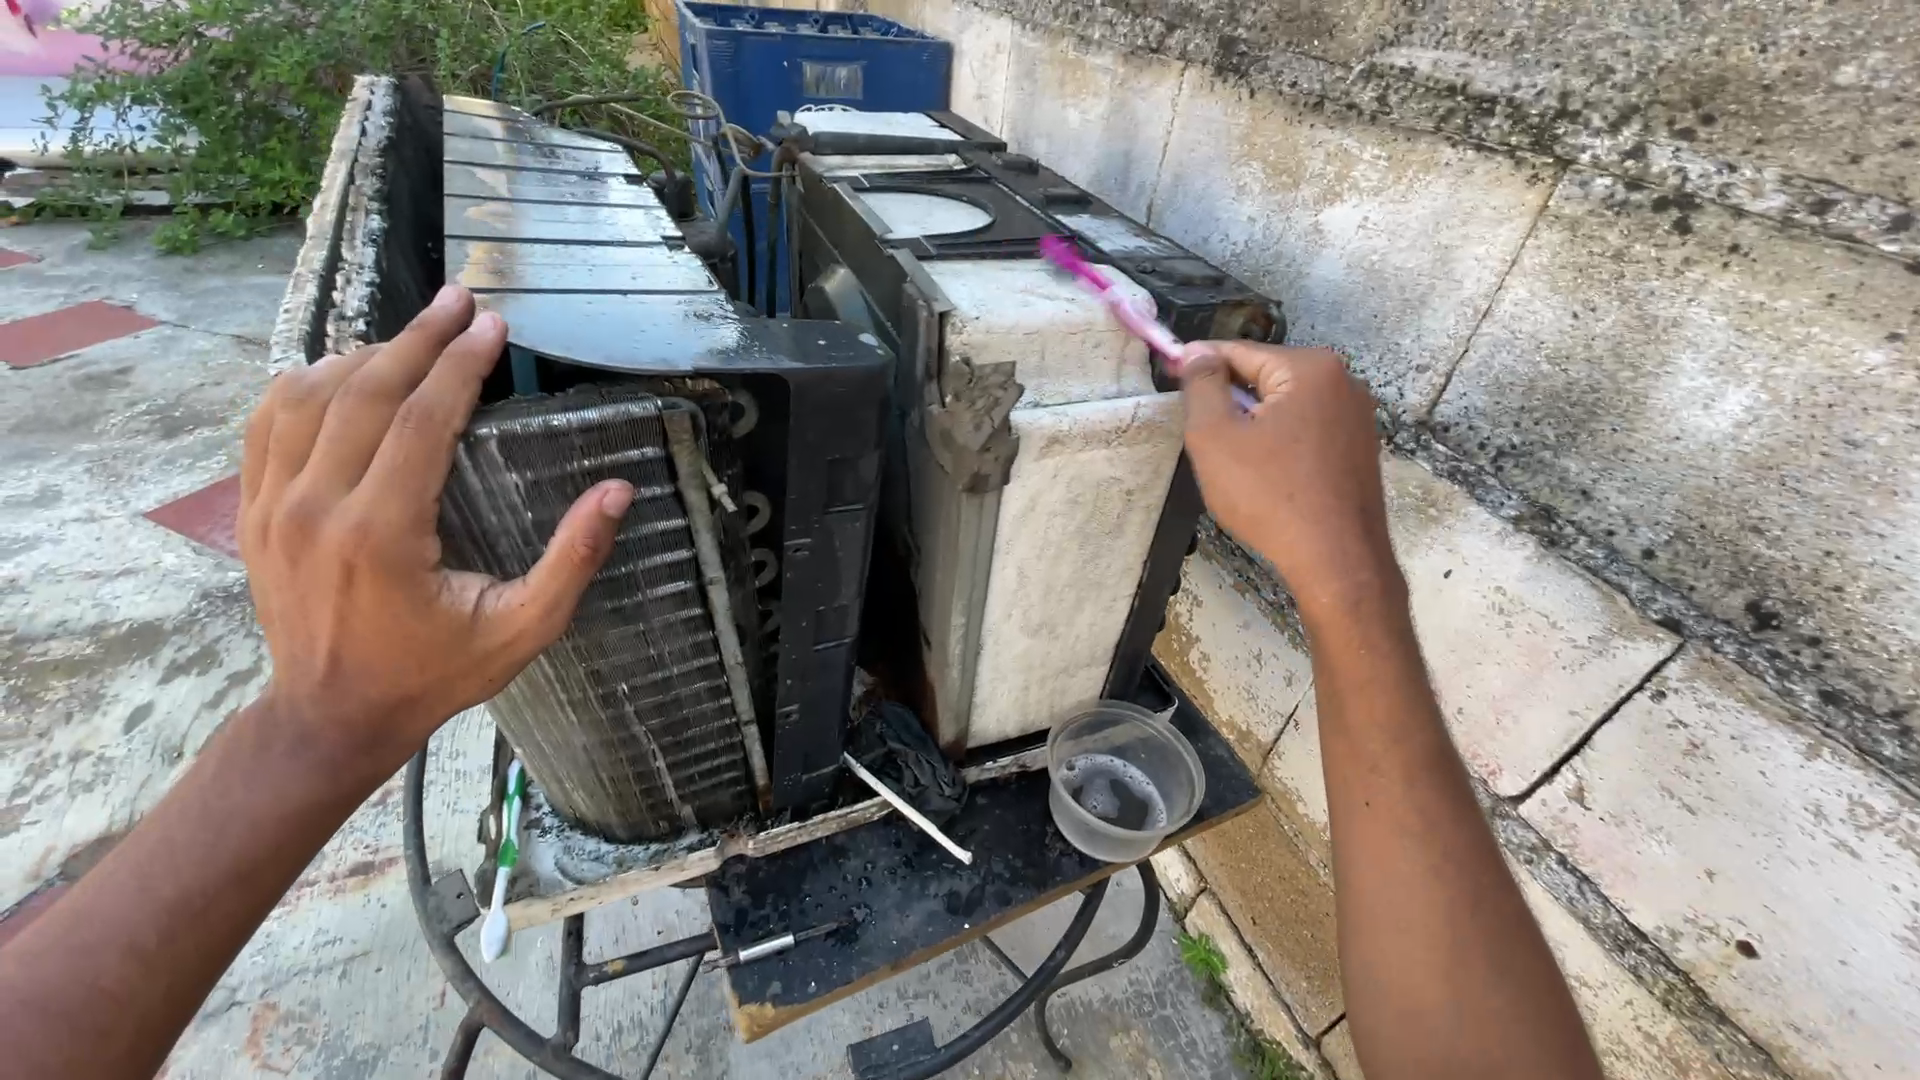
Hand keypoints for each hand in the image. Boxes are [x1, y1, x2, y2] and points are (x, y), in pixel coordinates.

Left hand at [239, 285, 631, 776]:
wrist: (333, 716)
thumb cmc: (438, 673)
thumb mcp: (525, 627)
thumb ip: (573, 558)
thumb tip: (616, 491)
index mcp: (382, 532)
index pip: (421, 419)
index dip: (461, 365)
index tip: (492, 327)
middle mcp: (314, 506)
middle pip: (364, 392)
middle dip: (417, 338)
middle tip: (462, 303)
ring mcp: (268, 506)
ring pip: (307, 396)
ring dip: (365, 354)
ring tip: (415, 334)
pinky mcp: (248, 512)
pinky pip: (267, 423)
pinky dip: (305, 384)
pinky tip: (341, 372)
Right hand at [1180, 341, 1401, 624]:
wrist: (1336, 560)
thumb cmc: (1268, 495)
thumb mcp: (1215, 436)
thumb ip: (1201, 386)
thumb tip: (1196, 352)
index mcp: (1310, 368)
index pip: (1238, 352)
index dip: (1197, 364)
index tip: (1167, 376)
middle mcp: (1343, 381)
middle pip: (1264, 377)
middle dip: (1228, 400)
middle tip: (1200, 437)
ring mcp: (1357, 417)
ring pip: (1284, 407)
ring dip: (1252, 424)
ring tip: (1231, 464)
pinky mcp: (1359, 450)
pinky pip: (1305, 431)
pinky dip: (1278, 444)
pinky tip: (1265, 478)